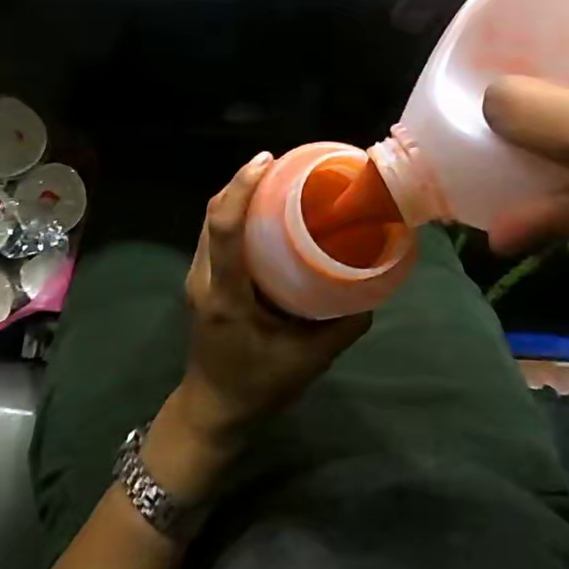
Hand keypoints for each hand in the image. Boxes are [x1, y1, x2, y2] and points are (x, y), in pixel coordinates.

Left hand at [150, 154, 370, 496]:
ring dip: (236, 197)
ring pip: (209, 224)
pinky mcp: (200, 281)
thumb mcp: (309, 361)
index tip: (266, 161)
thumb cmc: (257, 387)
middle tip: (281, 165)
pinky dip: (234, 217)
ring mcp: (196, 278)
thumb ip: (343, 325)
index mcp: (226, 296)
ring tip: (275, 182)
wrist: (212, 408)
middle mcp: (203, 279)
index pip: (224, 230)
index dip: (241, 188)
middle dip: (242, 183)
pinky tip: (263, 216)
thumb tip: (372, 288)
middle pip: (213, 216)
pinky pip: (213, 238)